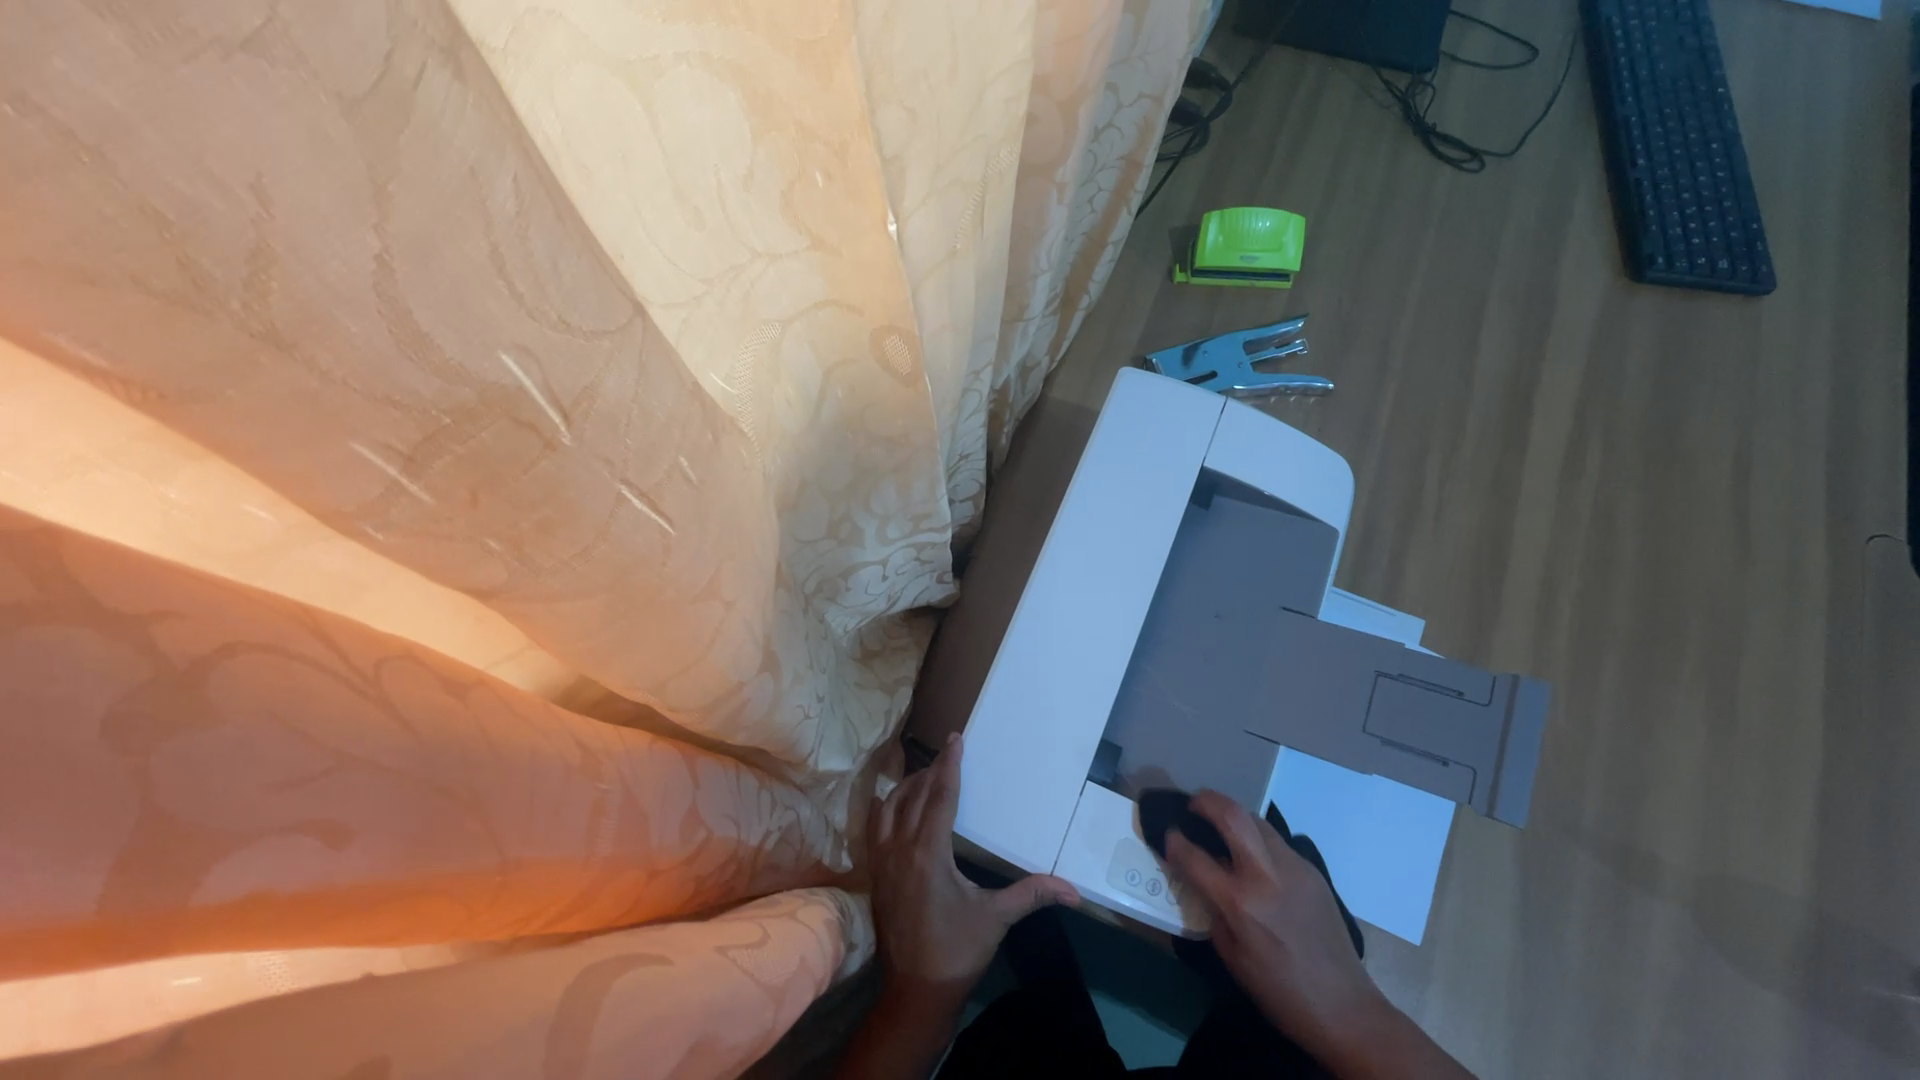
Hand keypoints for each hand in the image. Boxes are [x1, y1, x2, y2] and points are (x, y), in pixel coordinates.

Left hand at [868, 734, 1078, 997]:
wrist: (914, 991)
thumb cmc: (956, 951)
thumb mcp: (996, 919)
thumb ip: (1032, 895)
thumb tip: (1074, 890)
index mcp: (928, 853)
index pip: (940, 797)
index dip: (949, 766)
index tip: (955, 739)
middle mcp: (900, 849)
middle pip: (912, 796)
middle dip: (930, 771)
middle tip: (947, 754)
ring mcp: (882, 862)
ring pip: (888, 808)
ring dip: (906, 787)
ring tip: (924, 776)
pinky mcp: (875, 875)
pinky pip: (874, 828)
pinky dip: (884, 808)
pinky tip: (893, 806)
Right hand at [1161, 791, 1386, 1050]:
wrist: (1344, 1006)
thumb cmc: (1278, 990)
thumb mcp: (1230, 955)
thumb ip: (1213, 910)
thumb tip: (1204, 881)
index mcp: (1240, 902)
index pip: (1194, 856)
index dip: (1174, 841)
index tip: (1167, 834)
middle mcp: (1267, 875)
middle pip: (1232, 815)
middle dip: (1206, 802)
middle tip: (1193, 805)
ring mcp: (1294, 868)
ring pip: (1258, 821)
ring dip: (1234, 816)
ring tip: (1220, 826)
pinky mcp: (1313, 871)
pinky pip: (1277, 843)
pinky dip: (1257, 839)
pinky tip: (1253, 857)